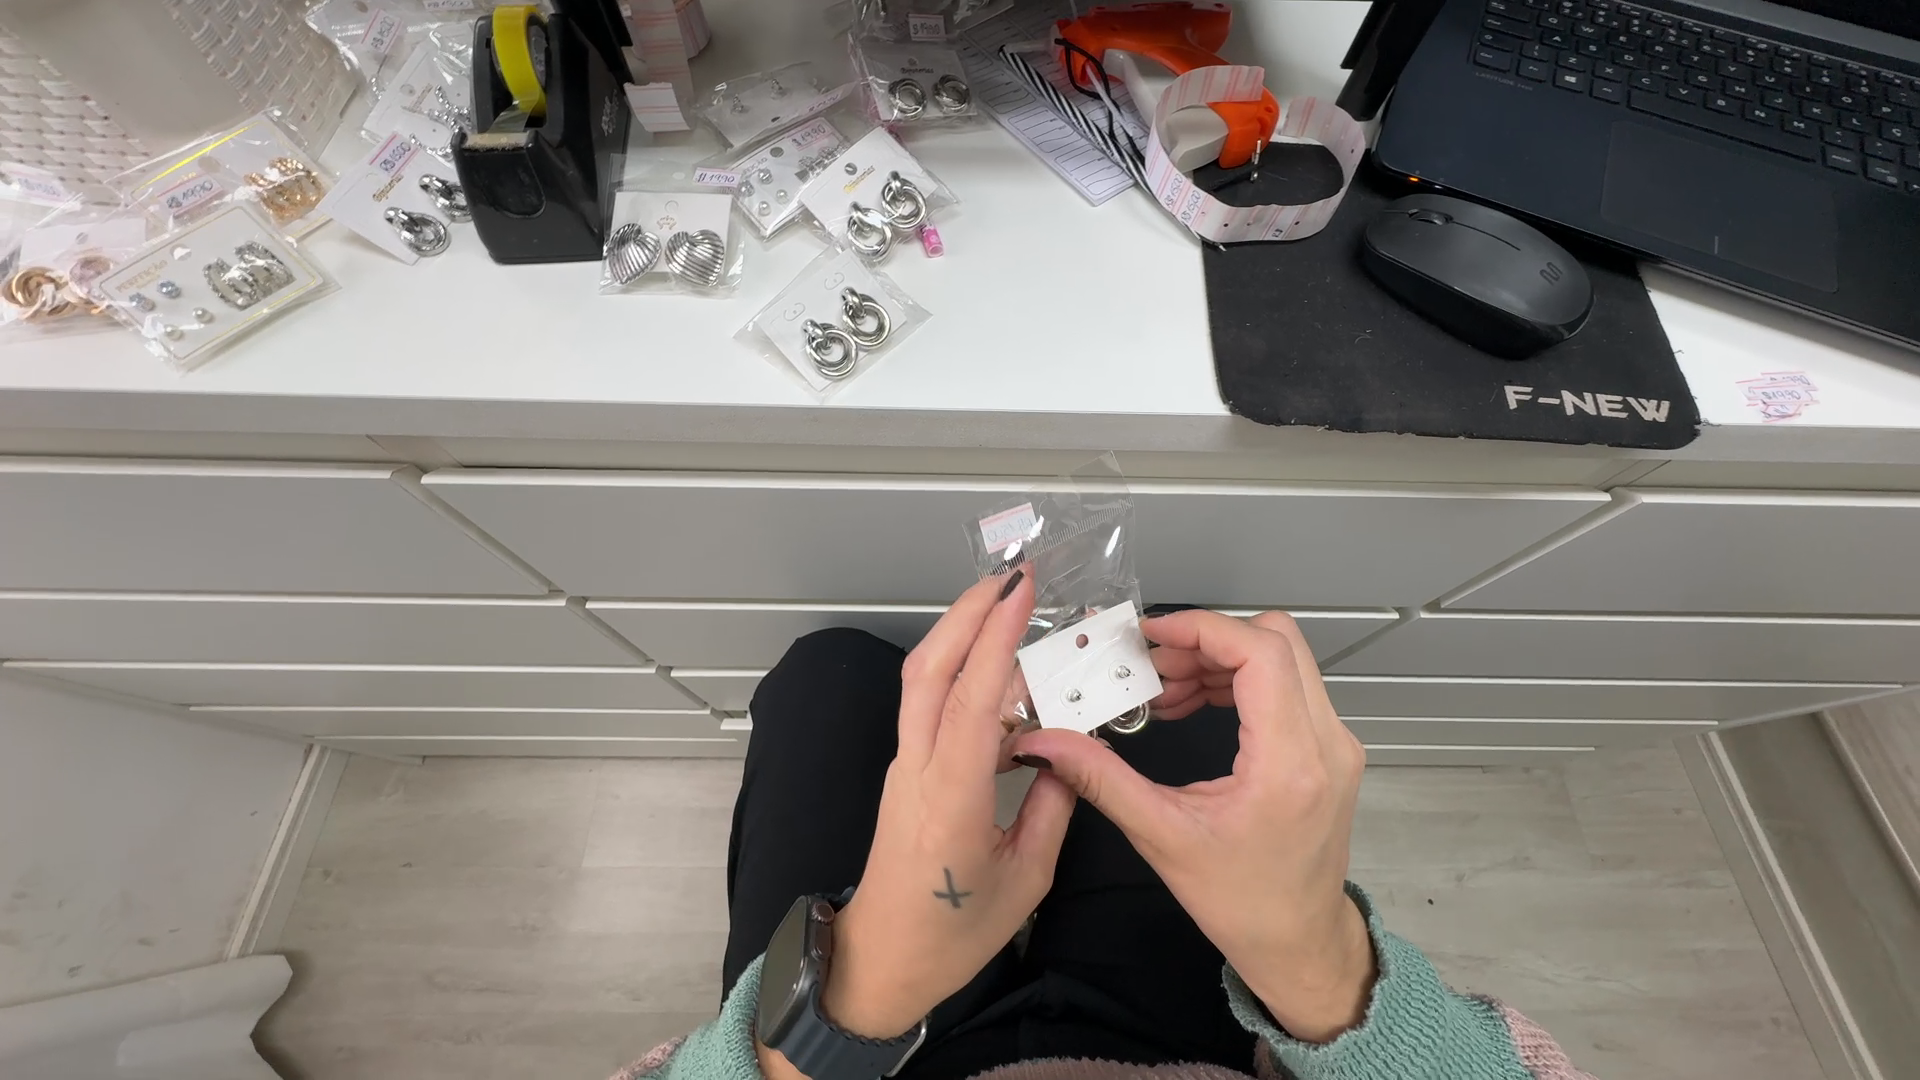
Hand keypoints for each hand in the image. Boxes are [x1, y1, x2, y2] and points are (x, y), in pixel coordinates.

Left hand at [815, 571, 1077, 1037]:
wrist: (879, 961)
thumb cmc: (953, 934)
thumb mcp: (1024, 880)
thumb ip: (1052, 806)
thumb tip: (1070, 749)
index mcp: (951, 798)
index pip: (971, 700)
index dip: (995, 638)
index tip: (1020, 589)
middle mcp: (918, 768)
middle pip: (929, 669)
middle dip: (966, 612)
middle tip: (1009, 575)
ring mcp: (905, 764)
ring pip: (922, 681)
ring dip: (960, 634)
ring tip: (1006, 606)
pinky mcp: (906, 769)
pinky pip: (930, 706)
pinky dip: (961, 673)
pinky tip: (999, 674)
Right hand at [1011, 610, 1374, 1042]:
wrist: (1300, 944)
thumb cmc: (1237, 900)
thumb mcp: (1160, 836)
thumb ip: (1100, 778)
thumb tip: (1044, 741)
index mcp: (1289, 762)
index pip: (1261, 654)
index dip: (1203, 628)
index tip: (1150, 635)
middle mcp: (1326, 741)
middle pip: (1277, 639)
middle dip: (1207, 638)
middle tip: (1153, 665)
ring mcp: (1334, 741)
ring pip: (1282, 656)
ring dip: (1218, 658)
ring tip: (1164, 690)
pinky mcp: (1327, 746)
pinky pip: (1285, 683)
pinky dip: (1234, 678)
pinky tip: (1190, 704)